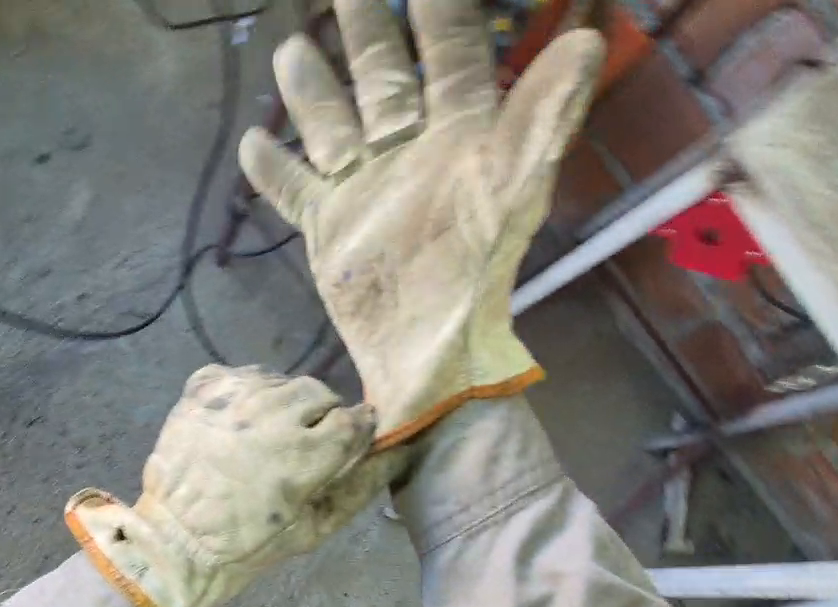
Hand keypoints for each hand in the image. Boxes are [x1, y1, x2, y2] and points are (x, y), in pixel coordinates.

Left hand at [67, 366, 388, 606]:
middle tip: (300, 445)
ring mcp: (233, 397)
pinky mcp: (203, 389)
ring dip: (282, 404)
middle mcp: (270, 416)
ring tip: (265, 435)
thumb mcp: (314, 528)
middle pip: (318, 393)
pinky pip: (242, 373)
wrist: (175, 539)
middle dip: (318, 417)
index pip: (354, 420)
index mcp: (302, 456)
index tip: (342, 446)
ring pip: (282, 381)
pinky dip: (247, 392)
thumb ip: (360, 487)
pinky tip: (239, 420)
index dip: (353, 433)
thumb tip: (400, 451)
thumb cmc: (248, 543)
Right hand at [241, 0, 603, 447]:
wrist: (425, 343)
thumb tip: (586, 37)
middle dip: (365, 32)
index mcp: (459, 134)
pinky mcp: (330, 226)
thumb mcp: (514, 187)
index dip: (441, 11)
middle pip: (382, 77)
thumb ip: (542, 115)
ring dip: (311, 91)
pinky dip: (273, 172)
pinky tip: (251, 144)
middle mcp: (408, 151)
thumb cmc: (473, 267)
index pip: (451, 55)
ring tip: (290, 51)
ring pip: (332, 124)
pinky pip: (296, 191)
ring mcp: (364, 187)